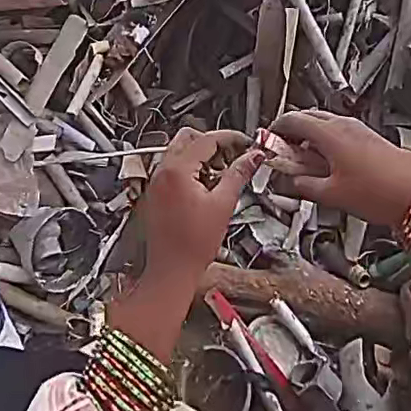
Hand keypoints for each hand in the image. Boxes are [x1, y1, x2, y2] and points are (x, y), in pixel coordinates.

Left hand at [133, 127, 260, 280]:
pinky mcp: (157, 194)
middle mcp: (162, 172)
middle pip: (189, 139)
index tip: (245, 143)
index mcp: (177, 171)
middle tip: (235, 155)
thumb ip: (238, 174)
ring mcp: (157, 183)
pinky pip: (174, 168)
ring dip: (203, 155)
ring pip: (180, 152)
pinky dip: (192, 169)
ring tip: (223, 172)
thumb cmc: (191, 246)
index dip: (230, 138)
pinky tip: (208, 185)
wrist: (171, 272)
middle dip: (214, 143)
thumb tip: (252, 157)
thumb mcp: (223, 204)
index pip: (206, 140)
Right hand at [267, 110, 410, 225]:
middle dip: (291, 132)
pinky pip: (338, 133)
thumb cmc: (380, 192)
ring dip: (309, 138)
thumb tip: (290, 182)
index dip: (275, 129)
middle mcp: (344, 125)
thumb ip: (304, 185)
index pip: (292, 119)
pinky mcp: (369, 139)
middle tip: (281, 152)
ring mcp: (358, 130)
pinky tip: (326, 164)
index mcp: (329, 133)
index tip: (267, 140)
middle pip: (307, 118)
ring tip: (302, 162)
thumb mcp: (331, 194)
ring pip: (324, 124)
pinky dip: (325, 143)